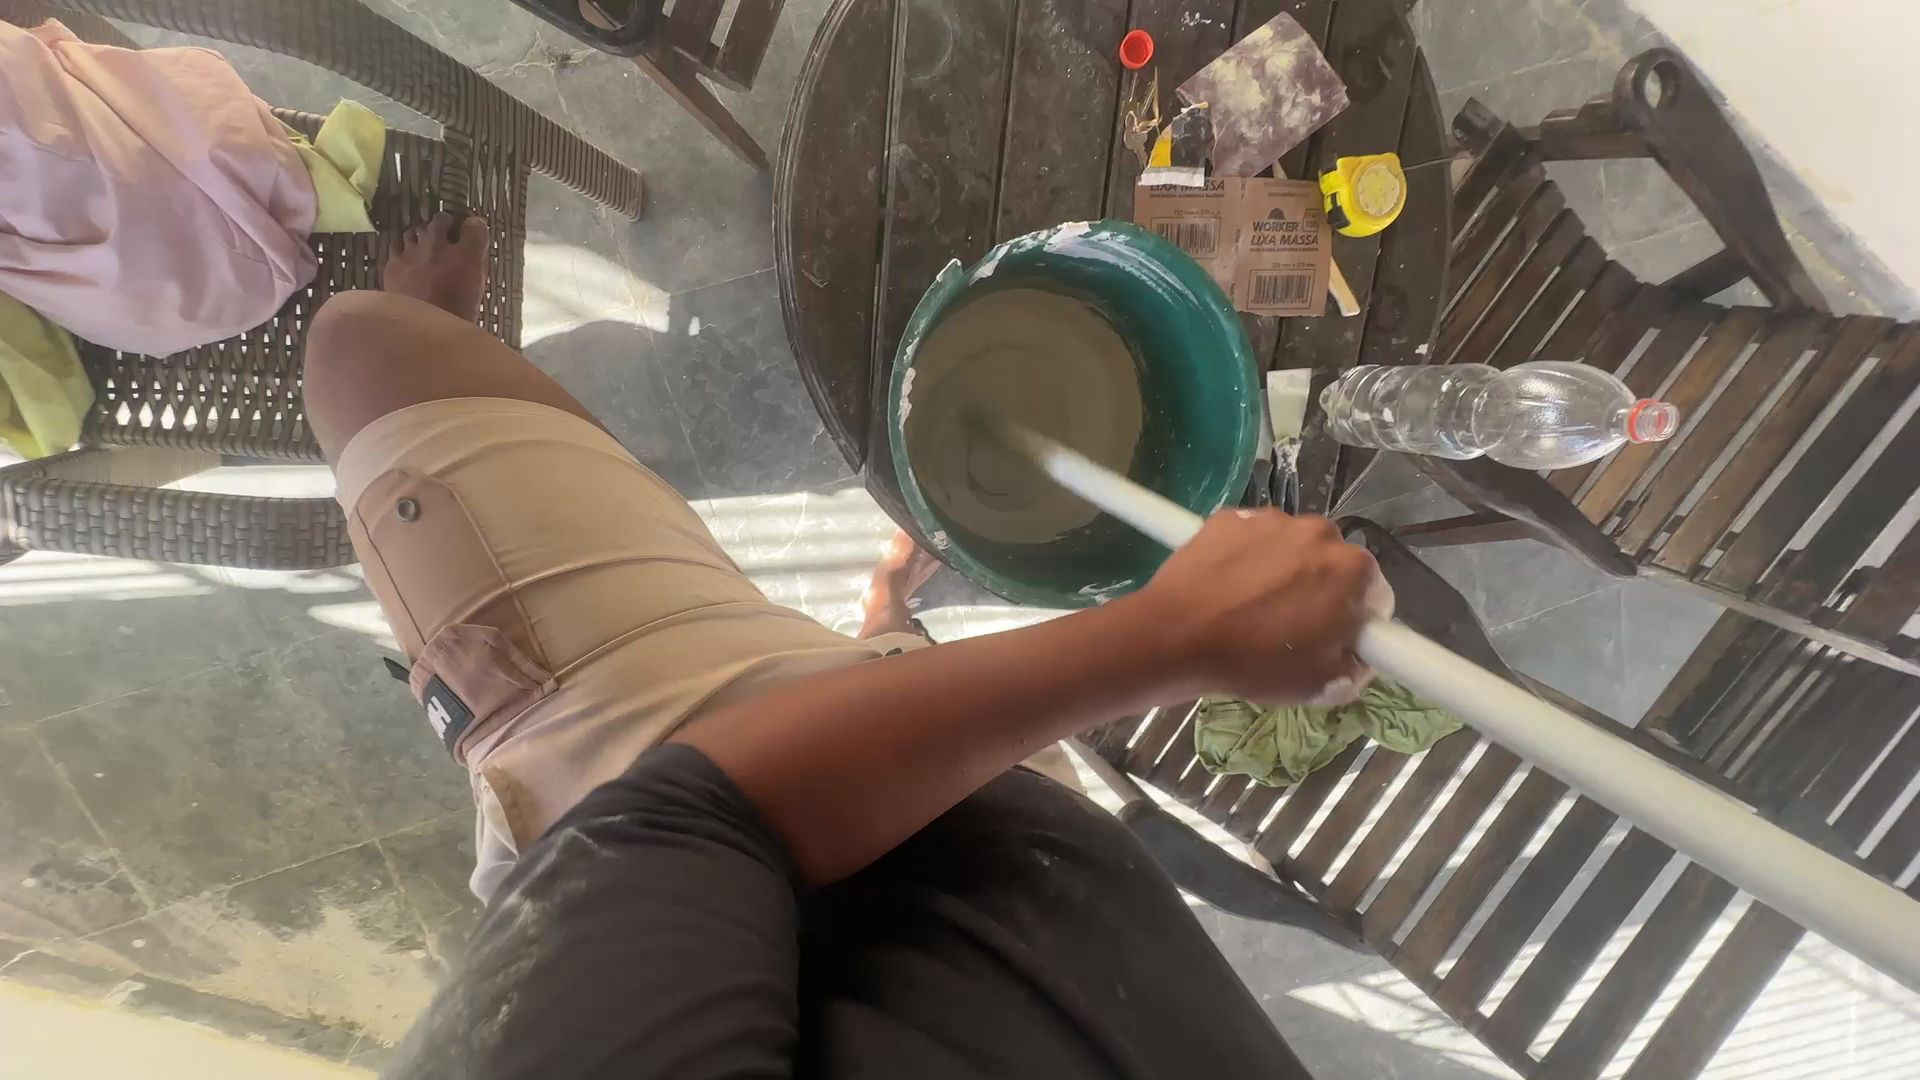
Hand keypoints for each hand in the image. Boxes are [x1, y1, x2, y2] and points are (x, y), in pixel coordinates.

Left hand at [1123, 510, 1393, 703]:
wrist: (1176, 635)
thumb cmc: (1254, 662)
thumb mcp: (1322, 685)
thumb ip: (1356, 665)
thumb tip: (1358, 653)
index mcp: (1353, 569)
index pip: (1372, 594)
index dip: (1355, 619)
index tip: (1330, 637)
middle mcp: (1318, 531)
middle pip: (1329, 562)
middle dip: (1317, 587)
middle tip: (1286, 623)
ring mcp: (1268, 519)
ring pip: (1287, 545)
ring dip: (1279, 567)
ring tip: (1248, 602)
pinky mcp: (1227, 517)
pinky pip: (1248, 537)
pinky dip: (1242, 554)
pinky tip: (1224, 582)